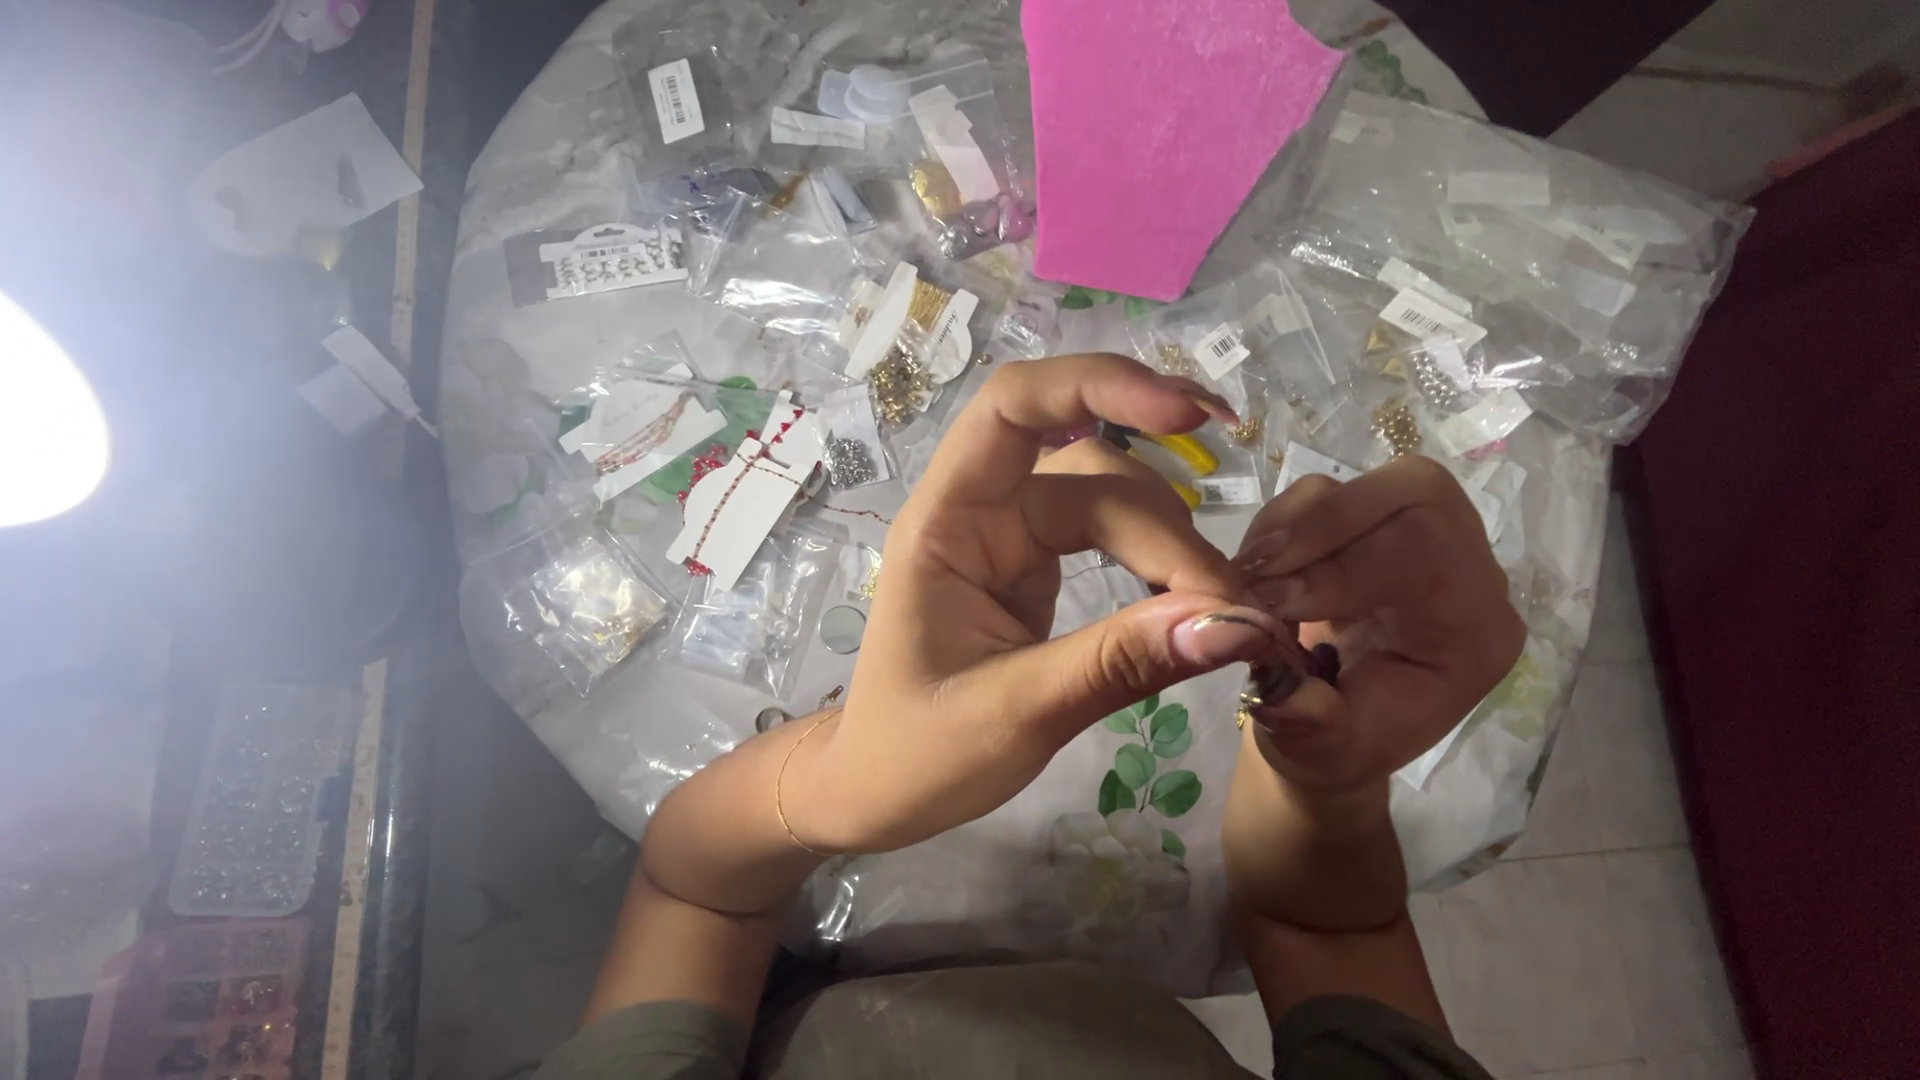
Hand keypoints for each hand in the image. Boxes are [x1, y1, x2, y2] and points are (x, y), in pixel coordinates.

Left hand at [783, 354, 1283, 853]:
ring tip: (1222, 610)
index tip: (1190, 417)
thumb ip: (1119, 663)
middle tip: (1234, 610)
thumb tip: (1237, 623)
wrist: (878, 791)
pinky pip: (1110, 537)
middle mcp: (980, 511)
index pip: (1012, 406)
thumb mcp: (1016, 714)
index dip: (1099, 384)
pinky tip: (1189, 598)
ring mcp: (1011, 536)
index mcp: (944, 522)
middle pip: (1093, 472)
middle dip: (1167, 530)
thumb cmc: (916, 753)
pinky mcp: (1037, 566)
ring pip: (1111, 499)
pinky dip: (1157, 561)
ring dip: (1172, 543)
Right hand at [1232, 456, 1524, 791]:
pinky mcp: (1374, 528)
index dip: (1337, 564)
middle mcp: (1464, 573)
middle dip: (1316, 527)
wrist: (1326, 727)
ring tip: (1250, 580)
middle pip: (1412, 492)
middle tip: (1254, 575)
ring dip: (1290, 526)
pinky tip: (1260, 570)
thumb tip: (1288, 691)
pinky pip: (1328, 492)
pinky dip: (1280, 523)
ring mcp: (1419, 542)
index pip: (1426, 548)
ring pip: (1364, 485)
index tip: (1267, 606)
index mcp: (1471, 631)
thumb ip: (1310, 726)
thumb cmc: (1336, 745)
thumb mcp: (1322, 753)